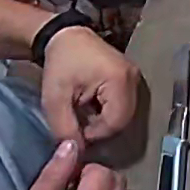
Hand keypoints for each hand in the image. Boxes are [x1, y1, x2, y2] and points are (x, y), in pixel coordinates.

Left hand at [39, 25, 139, 143]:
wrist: (66, 36)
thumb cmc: (61, 65)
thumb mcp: (55, 99)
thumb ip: (65, 129)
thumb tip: (78, 153)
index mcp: (119, 79)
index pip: (115, 122)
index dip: (95, 133)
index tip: (75, 127)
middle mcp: (133, 77)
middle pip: (124, 119)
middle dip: (101, 127)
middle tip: (79, 122)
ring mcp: (134, 76)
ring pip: (126, 113)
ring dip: (105, 119)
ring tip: (85, 111)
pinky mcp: (130, 76)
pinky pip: (125, 104)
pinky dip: (110, 110)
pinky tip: (93, 104)